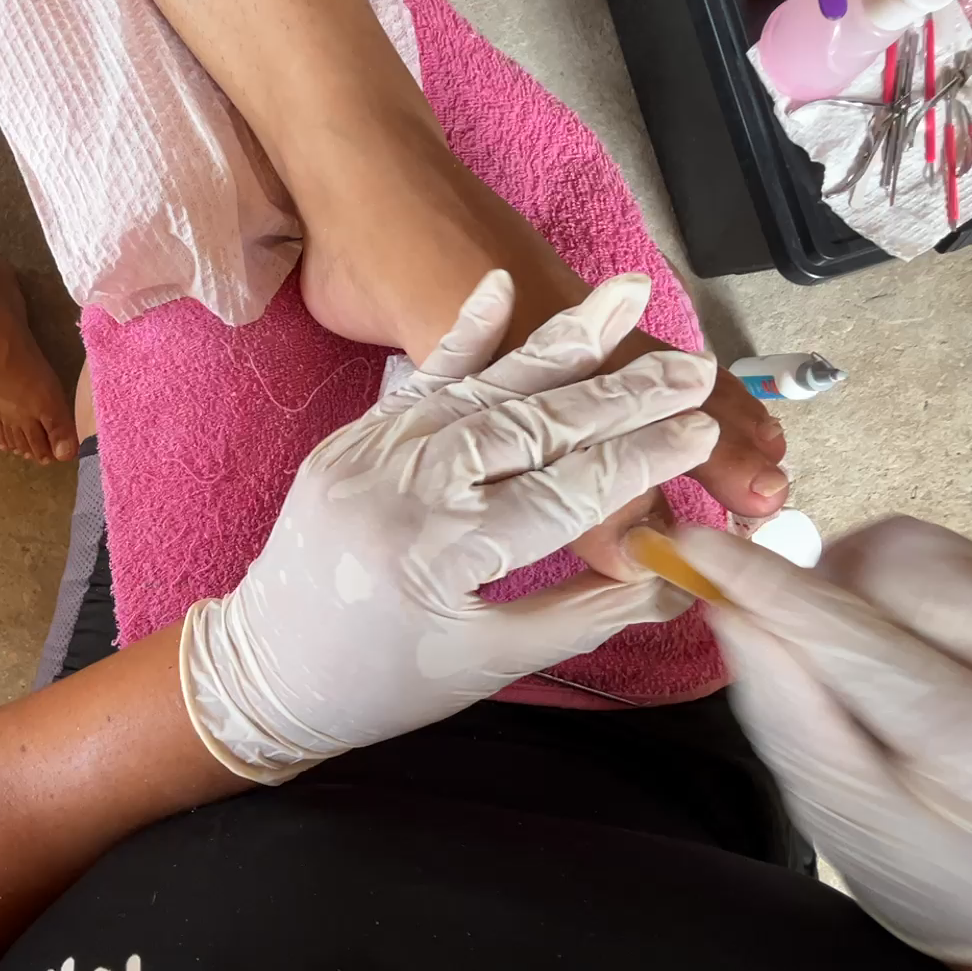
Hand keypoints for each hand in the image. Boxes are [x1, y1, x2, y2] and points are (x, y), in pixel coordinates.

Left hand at [181, 270, 719, 781]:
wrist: (270, 666)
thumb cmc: (380, 683)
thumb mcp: (488, 663)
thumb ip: (585, 612)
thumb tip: (674, 575)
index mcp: (442, 556)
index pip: (566, 494)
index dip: (640, 461)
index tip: (701, 430)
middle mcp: (405, 489)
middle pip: (531, 427)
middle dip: (619, 394)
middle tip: (690, 366)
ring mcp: (370, 454)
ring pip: (480, 390)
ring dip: (556, 344)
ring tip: (622, 297)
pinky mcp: (349, 440)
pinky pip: (413, 382)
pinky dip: (460, 337)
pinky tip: (496, 287)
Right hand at [676, 518, 971, 965]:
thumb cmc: (904, 858)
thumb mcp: (825, 800)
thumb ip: (778, 701)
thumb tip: (728, 605)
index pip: (867, 651)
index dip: (771, 588)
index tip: (693, 544)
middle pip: (925, 582)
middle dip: (834, 584)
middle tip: (795, 624)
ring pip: (946, 557)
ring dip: (866, 580)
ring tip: (854, 639)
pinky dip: (904, 580)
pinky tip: (899, 632)